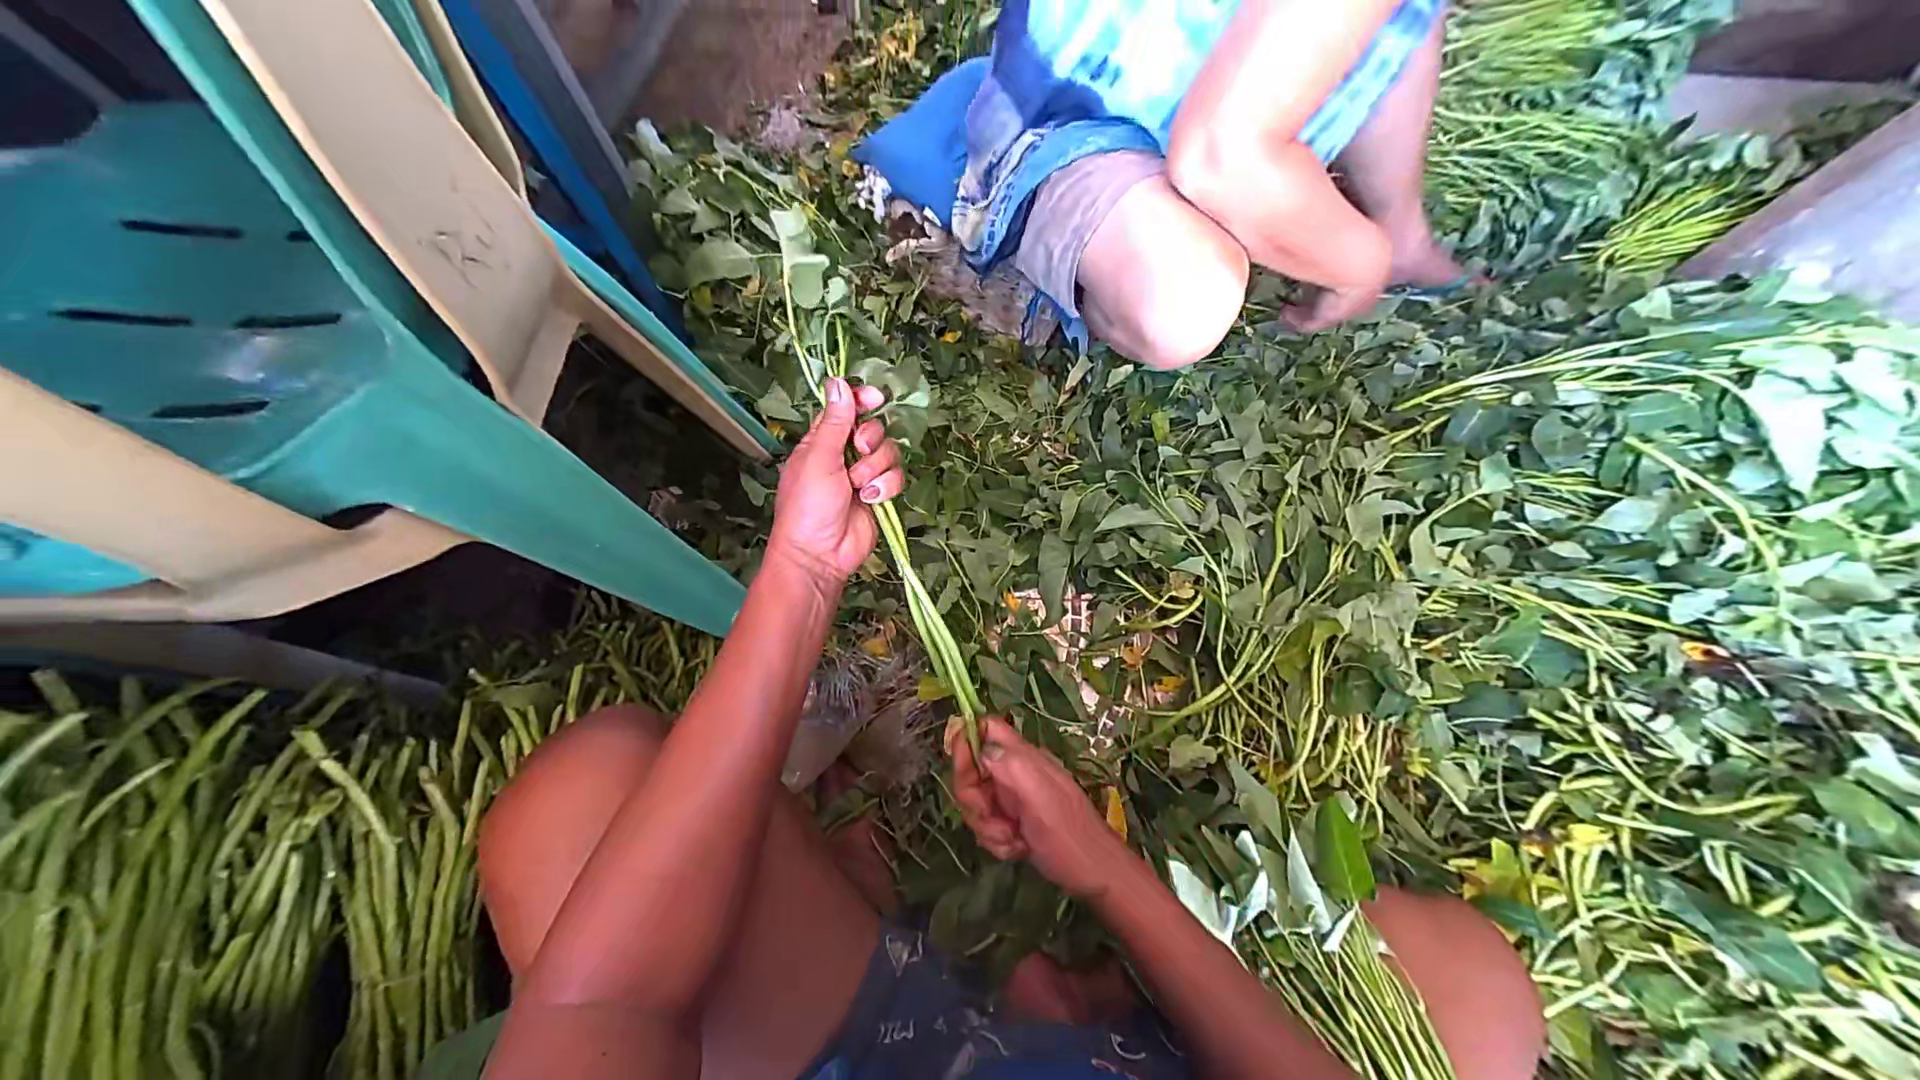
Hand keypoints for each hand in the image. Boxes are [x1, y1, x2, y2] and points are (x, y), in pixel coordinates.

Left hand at [767, 377, 903, 586]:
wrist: (821, 553)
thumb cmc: (808, 505)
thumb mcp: (818, 457)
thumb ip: (834, 421)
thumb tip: (838, 382)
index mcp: (821, 441)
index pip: (846, 409)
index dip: (862, 400)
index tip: (876, 397)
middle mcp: (844, 454)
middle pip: (873, 428)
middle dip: (870, 440)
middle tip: (857, 452)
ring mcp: (863, 475)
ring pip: (888, 453)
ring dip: (875, 468)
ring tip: (859, 487)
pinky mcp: (879, 494)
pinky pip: (895, 477)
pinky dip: (885, 487)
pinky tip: (870, 500)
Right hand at [950, 717, 1127, 898]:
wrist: (1095, 876)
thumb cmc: (1070, 835)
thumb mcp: (1041, 796)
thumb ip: (1012, 766)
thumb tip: (982, 745)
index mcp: (1023, 757)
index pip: (985, 729)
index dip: (965, 743)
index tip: (965, 773)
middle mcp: (1014, 772)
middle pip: (971, 770)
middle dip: (974, 800)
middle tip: (992, 818)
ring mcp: (1012, 798)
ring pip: (975, 802)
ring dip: (987, 827)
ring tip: (1013, 839)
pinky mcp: (1011, 822)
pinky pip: (985, 826)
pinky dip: (996, 842)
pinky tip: (1017, 849)